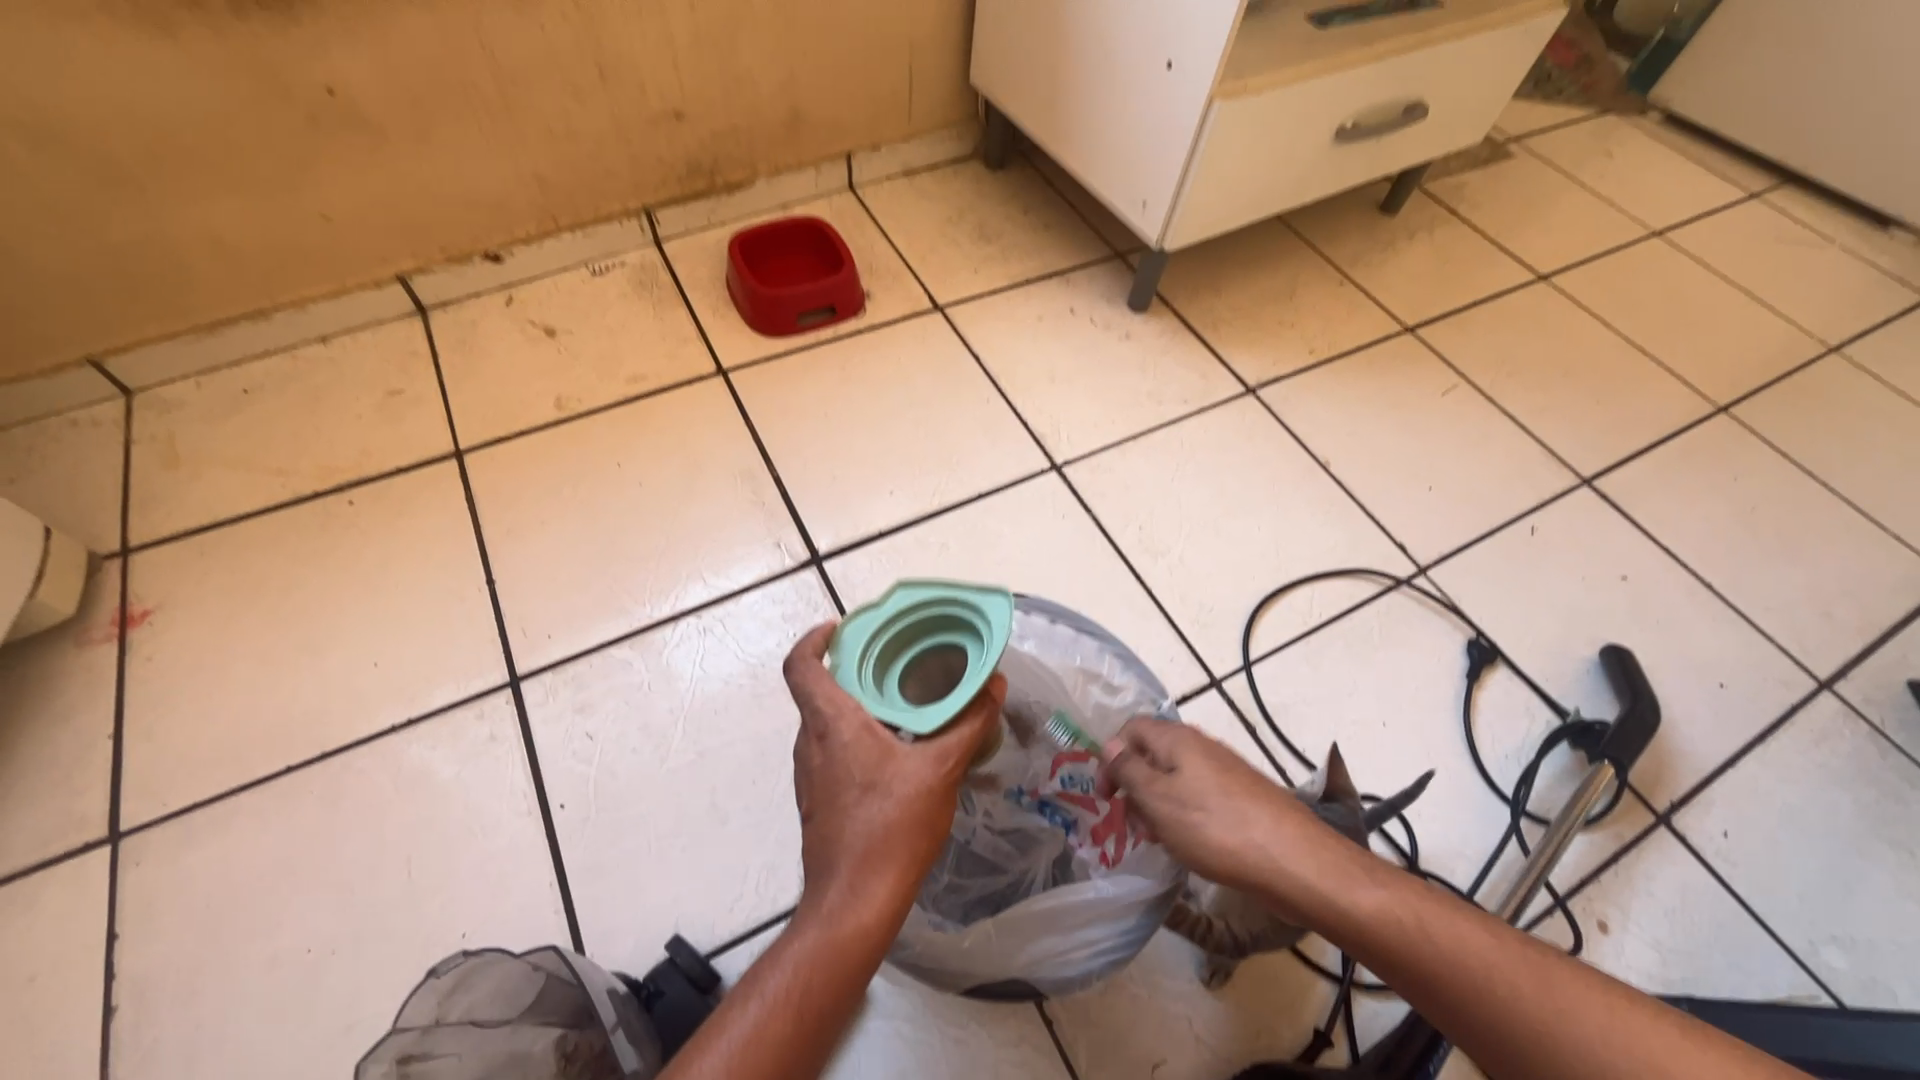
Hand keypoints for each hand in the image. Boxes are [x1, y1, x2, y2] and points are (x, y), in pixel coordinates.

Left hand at [783, 621, 1005, 929]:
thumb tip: (994, 686)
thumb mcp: (940, 771)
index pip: (800, 665)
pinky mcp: (816, 800)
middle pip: (818, 691)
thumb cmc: (891, 828)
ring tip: (901, 704)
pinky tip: (896, 752)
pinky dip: (856, 738)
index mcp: (830, 723)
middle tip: (894, 663)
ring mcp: (808, 774)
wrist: (853, 901)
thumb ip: (968, 724)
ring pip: (825, 724)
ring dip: (856, 707)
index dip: (814, 639)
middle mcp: (810, 742)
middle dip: (852, 671)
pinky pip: (831, 752)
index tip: (842, 629)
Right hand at [1098, 716, 1355, 916]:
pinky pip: (1198, 799)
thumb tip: (1110, 744)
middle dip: (1134, 788)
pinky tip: (1188, 846)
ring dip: (1157, 807)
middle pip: (1153, 755)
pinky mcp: (1240, 798)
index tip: (1105, 798)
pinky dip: (1183, 817)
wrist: (1292, 860)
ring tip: (1160, 842)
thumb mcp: (1158, 798)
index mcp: (1177, 739)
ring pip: (1175, 781)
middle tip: (1134, 827)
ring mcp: (1224, 772)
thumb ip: (1129, 769)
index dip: (1111, 758)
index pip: (1131, 729)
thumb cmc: (1214, 827)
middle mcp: (1201, 747)